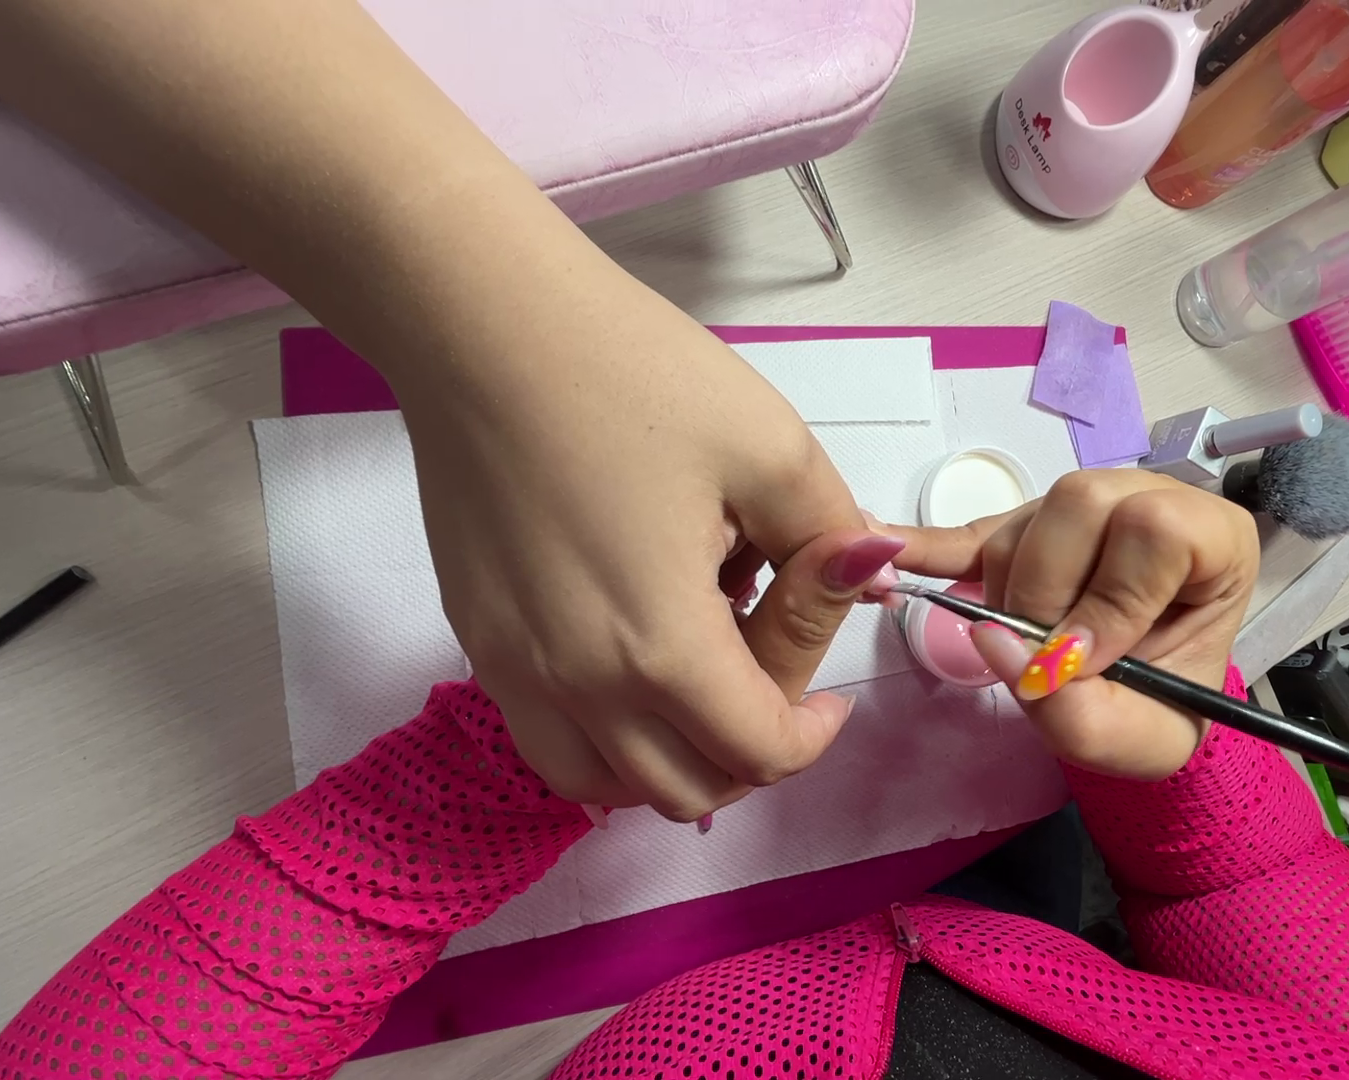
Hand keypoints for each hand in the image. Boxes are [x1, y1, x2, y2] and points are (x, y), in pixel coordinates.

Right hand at [395, 263, 890, 820]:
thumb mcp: (769, 448)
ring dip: (675, 757)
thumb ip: (832, 535)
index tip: (832, 693)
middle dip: (750, 745)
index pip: (757, 751)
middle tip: (767, 661)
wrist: (482, 323)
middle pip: (687, 786)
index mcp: (660, 645)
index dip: (814, 735)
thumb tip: (870, 578)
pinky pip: (550, 740)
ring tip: (702, 677)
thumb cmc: (634, 374)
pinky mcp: (478, 640)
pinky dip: (609, 737)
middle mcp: (576, 685)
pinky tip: (631, 657)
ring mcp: (512, 670)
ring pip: (606, 786)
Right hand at [890, 470, 1259, 780]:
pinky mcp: (1026, 525)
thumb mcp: (1145, 740)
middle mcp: (1151, 499)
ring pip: (1023, 520)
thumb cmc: (1161, 711)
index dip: (1113, 597)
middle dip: (1047, 592)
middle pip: (1078, 502)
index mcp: (1214, 539)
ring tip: (1028, 640)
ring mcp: (1084, 505)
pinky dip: (929, 548)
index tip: (1087, 659)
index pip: (1155, 529)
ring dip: (1009, 591)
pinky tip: (888, 547)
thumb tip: (994, 640)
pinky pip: (972, 533)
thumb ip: (1080, 711)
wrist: (1143, 701)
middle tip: (1045, 652)